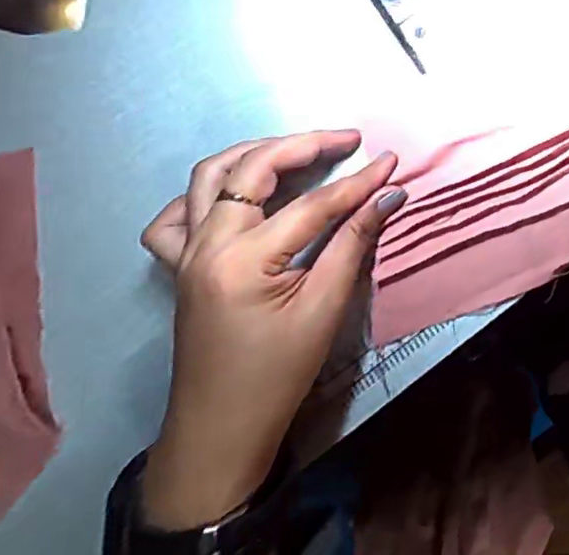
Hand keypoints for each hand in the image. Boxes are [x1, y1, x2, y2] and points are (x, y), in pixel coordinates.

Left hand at [137, 130, 405, 530]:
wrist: (221, 427)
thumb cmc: (279, 370)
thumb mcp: (327, 305)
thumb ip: (355, 240)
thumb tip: (389, 193)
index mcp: (243, 260)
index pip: (313, 202)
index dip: (358, 180)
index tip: (391, 160)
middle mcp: (206, 246)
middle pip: (251, 170)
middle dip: (303, 145)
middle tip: (348, 140)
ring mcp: (186, 254)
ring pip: (209, 178)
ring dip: (256, 154)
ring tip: (300, 150)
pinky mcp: (180, 266)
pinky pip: (176, 216)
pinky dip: (208, 192)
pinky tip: (239, 194)